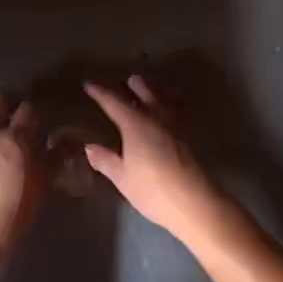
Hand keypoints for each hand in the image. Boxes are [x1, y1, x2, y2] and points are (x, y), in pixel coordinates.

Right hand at [83, 75, 241, 245]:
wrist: (193, 202)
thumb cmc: (152, 189)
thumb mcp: (122, 177)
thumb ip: (105, 160)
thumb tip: (90, 147)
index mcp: (136, 124)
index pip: (114, 103)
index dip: (100, 93)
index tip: (88, 84)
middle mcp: (156, 119)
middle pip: (146, 95)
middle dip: (138, 87)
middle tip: (132, 79)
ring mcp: (175, 129)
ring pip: (166, 103)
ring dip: (159, 94)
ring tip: (157, 90)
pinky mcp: (187, 140)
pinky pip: (178, 114)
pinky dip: (173, 107)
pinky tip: (172, 116)